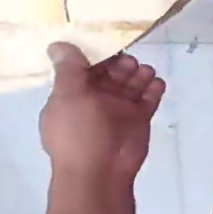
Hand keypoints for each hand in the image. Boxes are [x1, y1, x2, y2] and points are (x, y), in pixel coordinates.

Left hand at [39, 43, 164, 187]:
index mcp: (73, 94)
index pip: (87, 68)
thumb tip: (57, 43)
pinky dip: (155, 88)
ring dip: (141, 74)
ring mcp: (120, 109)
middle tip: (130, 65)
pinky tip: (156, 85)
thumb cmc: (79, 132)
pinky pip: (150, 97)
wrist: (101, 170)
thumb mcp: (68, 97)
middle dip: (123, 64)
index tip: (111, 46)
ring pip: (133, 83)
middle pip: (114, 73)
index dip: (99, 56)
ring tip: (145, 74)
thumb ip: (69, 70)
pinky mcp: (140, 118)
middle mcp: (96, 100)